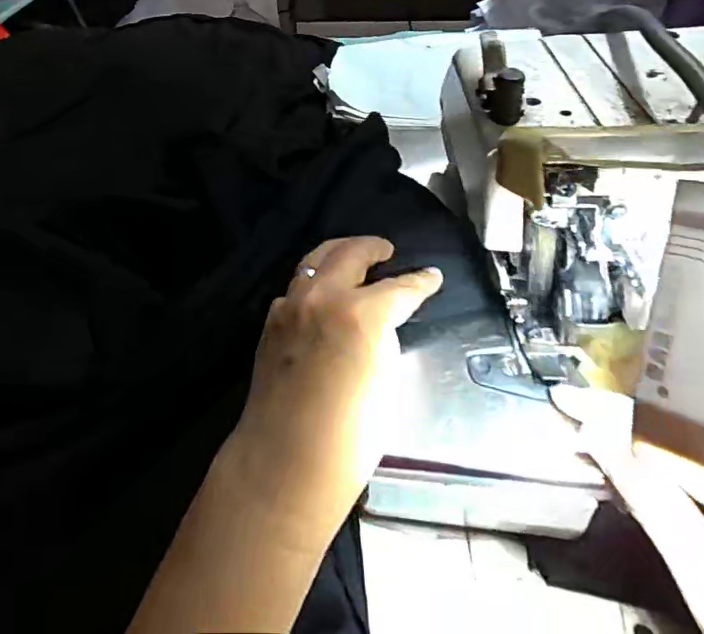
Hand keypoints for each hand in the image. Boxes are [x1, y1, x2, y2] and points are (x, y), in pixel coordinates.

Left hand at [126, 237, 440, 633]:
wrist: (286, 456)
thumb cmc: (350, 434)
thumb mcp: (386, 381)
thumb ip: (382, 338)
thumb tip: (380, 322)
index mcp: (359, 313)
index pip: (399, 288)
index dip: (420, 282)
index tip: (432, 276)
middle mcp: (321, 297)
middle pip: (348, 255)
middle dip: (371, 248)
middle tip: (386, 250)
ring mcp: (290, 305)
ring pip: (315, 263)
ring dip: (337, 256)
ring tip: (355, 259)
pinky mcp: (271, 320)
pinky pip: (296, 289)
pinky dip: (314, 283)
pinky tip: (324, 294)